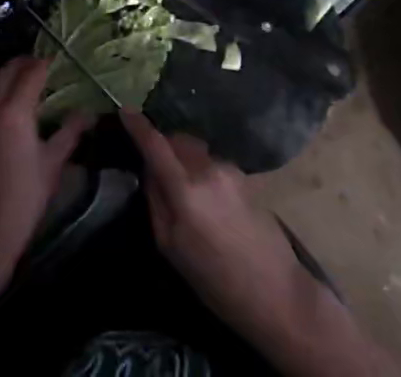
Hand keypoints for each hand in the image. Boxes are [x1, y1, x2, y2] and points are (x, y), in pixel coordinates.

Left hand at [0, 58, 90, 266]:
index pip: (31, 73)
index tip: (58, 60)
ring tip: (17, 82)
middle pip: (6, 71)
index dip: (46, 63)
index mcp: (15, 112)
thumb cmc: (22, 200)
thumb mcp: (52, 165)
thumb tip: (88, 113)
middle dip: (24, 64)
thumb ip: (69, 133)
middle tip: (41, 68)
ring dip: (1, 74)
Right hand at [121, 111, 400, 375]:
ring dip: (183, 157)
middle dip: (162, 144)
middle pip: (177, 140)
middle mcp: (208, 169)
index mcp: (186, 188)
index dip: (138, 125)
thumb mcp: (171, 247)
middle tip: (152, 164)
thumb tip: (149, 171)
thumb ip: (156, 201)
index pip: (155, 145)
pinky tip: (205, 198)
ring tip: (180, 186)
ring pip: (196, 149)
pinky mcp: (245, 177)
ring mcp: (230, 170)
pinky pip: (212, 162)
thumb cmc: (215, 279)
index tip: (124, 109)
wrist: (276, 291)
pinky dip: (201, 169)